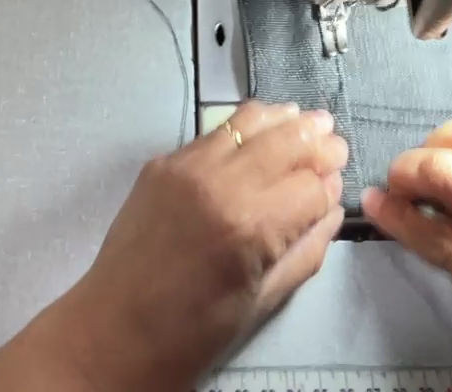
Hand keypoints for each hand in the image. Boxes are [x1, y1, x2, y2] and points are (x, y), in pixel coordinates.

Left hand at [42, 101, 348, 388]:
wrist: (113, 331)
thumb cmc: (192, 333)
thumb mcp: (263, 303)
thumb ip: (306, 250)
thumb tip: (331, 206)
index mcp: (250, 228)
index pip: (311, 187)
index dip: (329, 185)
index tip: (338, 183)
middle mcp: (221, 184)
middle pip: (285, 142)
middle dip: (316, 140)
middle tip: (335, 139)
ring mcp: (188, 166)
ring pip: (248, 122)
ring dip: (283, 119)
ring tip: (305, 118)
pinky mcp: (163, 160)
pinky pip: (213, 132)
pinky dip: (243, 127)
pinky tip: (258, 129)